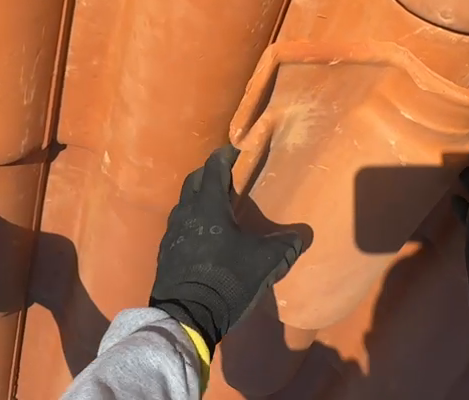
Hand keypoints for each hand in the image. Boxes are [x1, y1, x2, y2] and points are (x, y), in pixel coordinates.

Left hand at [149, 145, 304, 353]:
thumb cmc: (225, 279)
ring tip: (217, 206)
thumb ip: (284, 246)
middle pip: (195, 179)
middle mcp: (186, 210)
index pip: (214, 167)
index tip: (237, 152)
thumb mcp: (263, 263)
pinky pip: (179, 224)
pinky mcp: (166, 251)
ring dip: (199, 197)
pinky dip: (192, 219)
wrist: (185, 316)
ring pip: (185, 201)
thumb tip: (302, 236)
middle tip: (228, 178)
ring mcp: (172, 231)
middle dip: (210, 173)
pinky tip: (203, 235)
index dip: (225, 156)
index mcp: (208, 204)